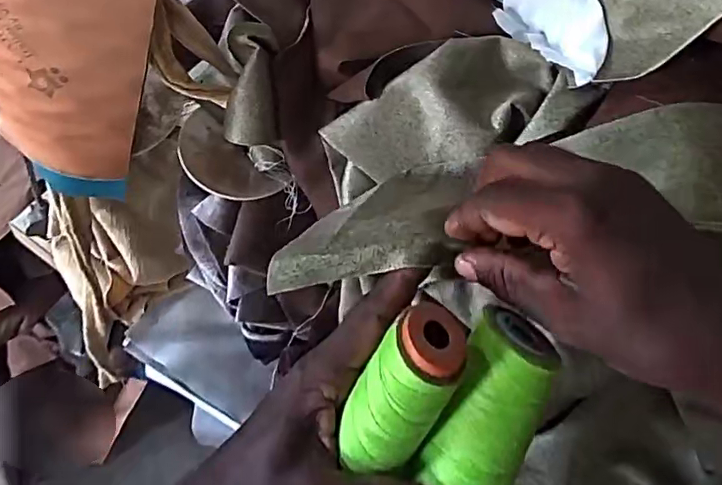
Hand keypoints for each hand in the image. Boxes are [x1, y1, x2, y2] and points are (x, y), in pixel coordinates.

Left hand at [179, 269, 425, 484]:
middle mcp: (327, 368)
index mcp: (322, 368)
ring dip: (407, 351)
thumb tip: (445, 474)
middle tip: (457, 318)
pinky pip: (369, 388)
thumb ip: (382, 477)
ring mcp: (326, 389)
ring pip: (375, 359)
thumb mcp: (321, 483)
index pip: (367, 318)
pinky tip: (419, 397)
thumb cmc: (264, 478)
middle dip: (413, 321)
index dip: (397, 290)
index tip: (428, 259)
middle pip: (378, 334)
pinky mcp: (327, 413)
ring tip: (448, 350)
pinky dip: (395, 383)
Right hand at [446, 146, 721, 484]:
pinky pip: (564, 164)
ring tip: (513, 233)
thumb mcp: (571, 318)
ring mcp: (610, 172)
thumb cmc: (649, 335)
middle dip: (484, 191)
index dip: (465, 217)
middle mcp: (587, 176)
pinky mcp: (626, 179)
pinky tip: (548, 226)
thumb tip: (465, 259)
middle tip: (483, 236)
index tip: (452, 240)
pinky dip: (540, 184)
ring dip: (512, 185)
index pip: (495, 197)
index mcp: (572, 212)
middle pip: (509, 158)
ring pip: (536, 155)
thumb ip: (511, 278)